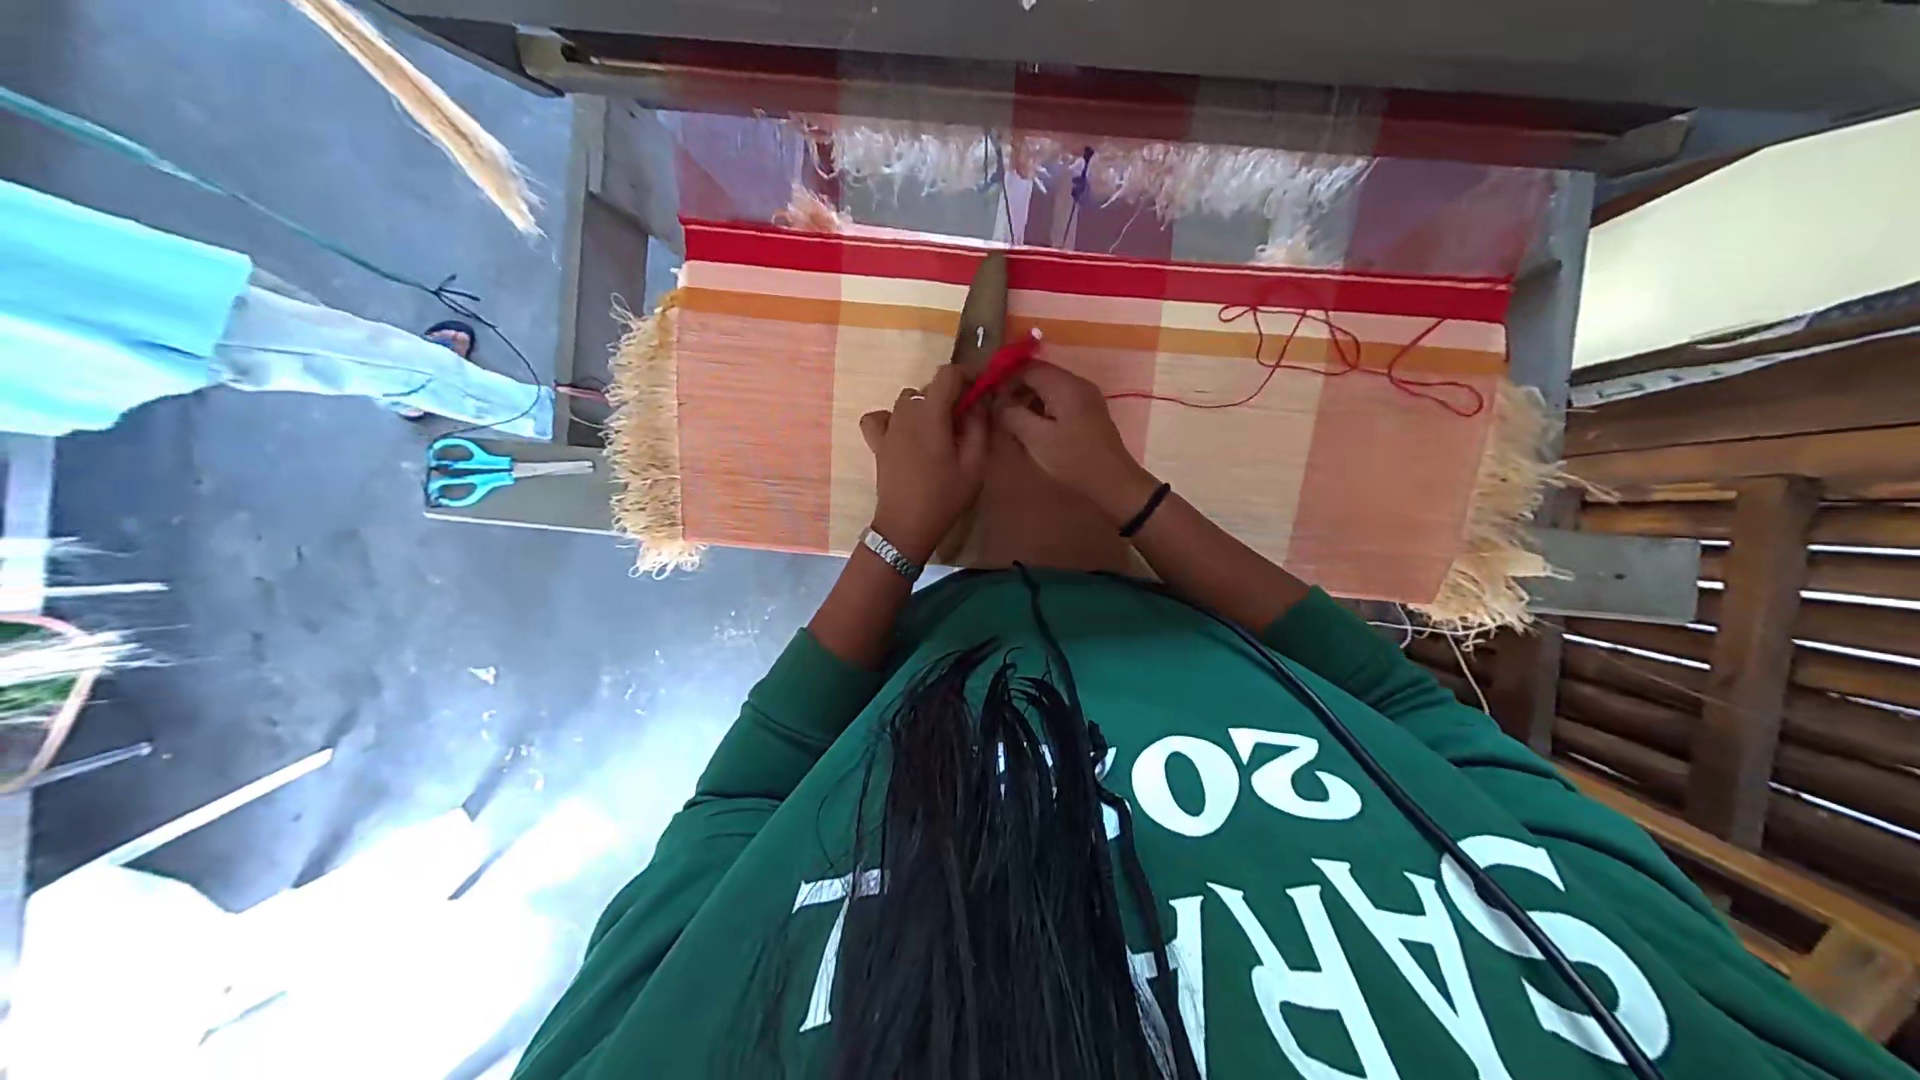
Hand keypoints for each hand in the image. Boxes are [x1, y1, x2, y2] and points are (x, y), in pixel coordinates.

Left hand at [859, 366, 989, 561]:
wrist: (906, 526)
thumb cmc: (944, 497)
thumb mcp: (974, 464)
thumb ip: (980, 426)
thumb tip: (981, 400)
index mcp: (931, 416)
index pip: (947, 374)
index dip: (967, 376)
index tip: (980, 391)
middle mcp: (906, 413)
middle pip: (930, 388)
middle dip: (951, 396)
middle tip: (966, 422)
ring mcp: (888, 427)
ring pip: (908, 400)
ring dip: (926, 407)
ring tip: (938, 432)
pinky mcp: (876, 442)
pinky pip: (879, 417)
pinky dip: (892, 418)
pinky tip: (904, 433)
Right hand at [996, 360, 1159, 526]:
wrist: (1113, 481)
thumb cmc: (1073, 459)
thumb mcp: (1036, 438)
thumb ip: (1012, 414)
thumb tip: (997, 400)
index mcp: (1065, 385)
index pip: (1028, 367)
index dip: (1004, 378)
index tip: (987, 395)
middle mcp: (1077, 384)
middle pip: (1039, 375)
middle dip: (1015, 390)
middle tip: (997, 411)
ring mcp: (1085, 397)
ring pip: (1048, 389)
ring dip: (1028, 400)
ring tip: (1012, 421)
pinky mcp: (1088, 412)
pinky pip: (1059, 400)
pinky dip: (1042, 409)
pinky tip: (1032, 427)